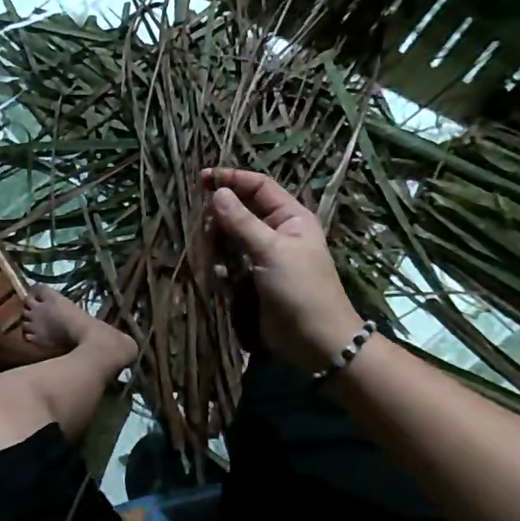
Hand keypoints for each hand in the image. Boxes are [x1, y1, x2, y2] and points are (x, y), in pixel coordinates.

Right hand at [203, 167, 364, 373]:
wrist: (317, 341)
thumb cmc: (301, 289)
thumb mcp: (271, 250)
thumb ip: (242, 221)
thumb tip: (218, 192)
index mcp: (291, 217)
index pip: (259, 186)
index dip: (232, 179)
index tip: (203, 179)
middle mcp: (278, 231)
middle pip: (243, 209)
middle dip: (221, 212)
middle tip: (202, 220)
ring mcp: (266, 255)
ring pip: (233, 235)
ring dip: (218, 239)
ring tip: (206, 246)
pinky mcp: (254, 277)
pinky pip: (231, 260)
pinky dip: (222, 262)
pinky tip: (219, 272)